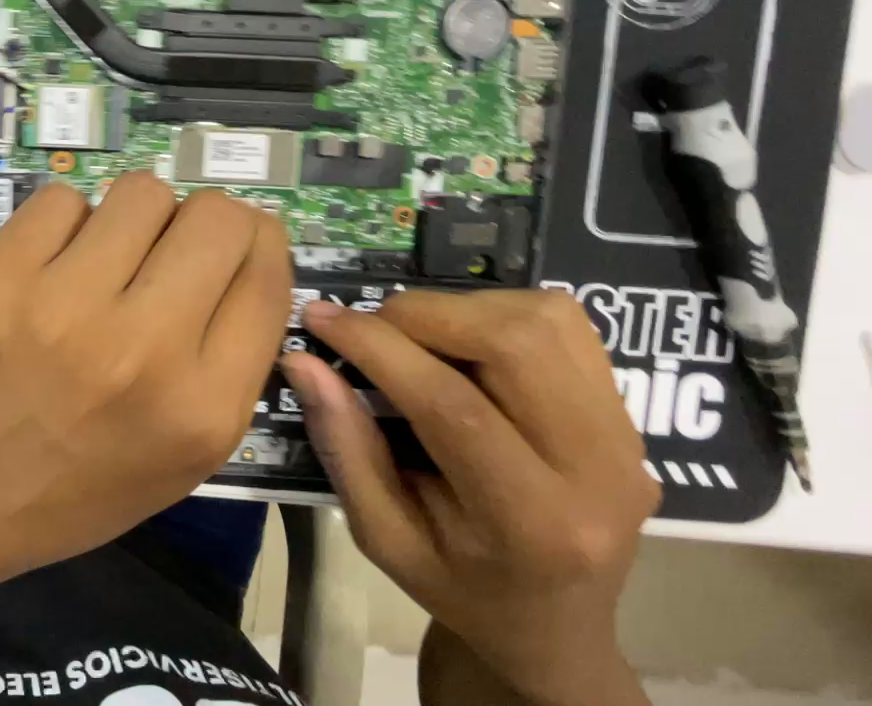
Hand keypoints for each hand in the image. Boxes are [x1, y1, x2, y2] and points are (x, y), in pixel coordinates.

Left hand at [0, 173, 291, 591]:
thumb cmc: (89, 480)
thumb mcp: (194, 450)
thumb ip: (234, 355)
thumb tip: (247, 249)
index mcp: (205, 403)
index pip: (265, 269)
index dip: (257, 241)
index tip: (232, 246)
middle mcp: (142, 347)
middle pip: (214, 217)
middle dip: (202, 222)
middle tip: (168, 249)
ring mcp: (63, 305)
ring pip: (141, 192)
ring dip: (135, 216)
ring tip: (109, 255)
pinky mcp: (0, 278)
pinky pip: (63, 198)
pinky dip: (68, 220)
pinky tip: (55, 261)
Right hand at [281, 292, 659, 705]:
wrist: (554, 623)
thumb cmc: (456, 585)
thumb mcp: (380, 535)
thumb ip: (344, 445)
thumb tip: (302, 360)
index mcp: (532, 522)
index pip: (450, 404)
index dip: (376, 347)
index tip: (318, 317)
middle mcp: (599, 471)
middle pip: (515, 343)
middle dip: (423, 316)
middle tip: (373, 330)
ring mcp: (627, 436)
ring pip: (544, 319)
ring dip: (461, 309)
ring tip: (416, 338)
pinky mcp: (630, 411)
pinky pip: (565, 324)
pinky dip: (500, 312)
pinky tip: (464, 343)